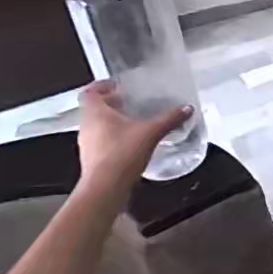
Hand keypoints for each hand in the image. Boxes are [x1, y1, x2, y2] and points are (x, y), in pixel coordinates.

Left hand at [76, 82, 192, 193]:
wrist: (106, 188)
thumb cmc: (121, 154)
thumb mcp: (150, 132)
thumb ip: (169, 119)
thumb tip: (186, 109)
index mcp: (94, 112)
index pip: (90, 92)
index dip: (101, 86)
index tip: (115, 86)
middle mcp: (86, 126)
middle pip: (93, 109)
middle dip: (110, 104)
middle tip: (127, 102)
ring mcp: (87, 145)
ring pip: (96, 127)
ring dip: (110, 122)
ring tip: (131, 123)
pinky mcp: (91, 160)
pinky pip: (100, 143)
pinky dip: (112, 139)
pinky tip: (129, 145)